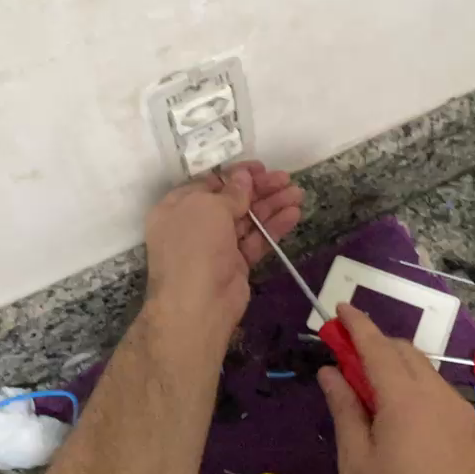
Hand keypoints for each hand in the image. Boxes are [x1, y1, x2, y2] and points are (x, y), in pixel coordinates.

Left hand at [143, 161, 302, 331]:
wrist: (197, 305)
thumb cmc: (194, 247)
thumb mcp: (208, 208)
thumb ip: (231, 192)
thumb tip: (243, 177)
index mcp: (176, 208)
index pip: (208, 184)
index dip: (234, 175)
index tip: (260, 168)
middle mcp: (194, 226)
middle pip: (231, 201)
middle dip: (259, 189)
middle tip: (286, 179)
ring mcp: (215, 247)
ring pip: (247, 220)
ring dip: (272, 206)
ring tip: (298, 194)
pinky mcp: (235, 265)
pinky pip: (256, 240)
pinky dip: (273, 227)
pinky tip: (293, 214)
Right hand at [318, 305, 474, 473]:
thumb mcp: (357, 460)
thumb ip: (344, 409)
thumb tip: (330, 373)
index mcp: (402, 396)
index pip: (376, 345)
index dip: (356, 323)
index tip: (339, 309)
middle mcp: (432, 389)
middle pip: (401, 349)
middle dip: (373, 342)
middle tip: (347, 358)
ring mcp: (454, 403)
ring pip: (420, 366)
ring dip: (393, 362)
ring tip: (370, 390)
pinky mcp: (466, 419)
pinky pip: (433, 385)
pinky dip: (411, 381)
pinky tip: (398, 412)